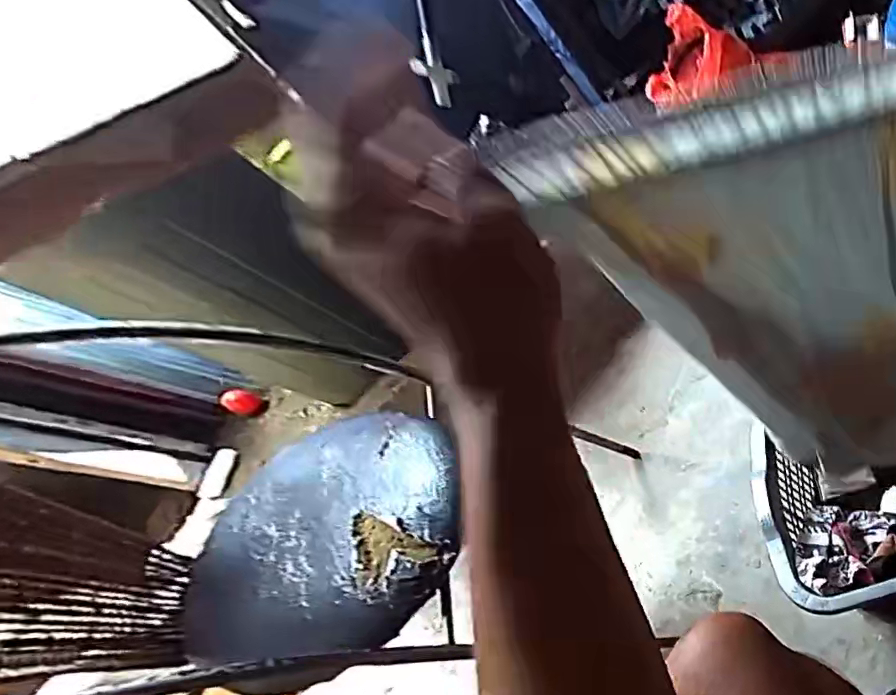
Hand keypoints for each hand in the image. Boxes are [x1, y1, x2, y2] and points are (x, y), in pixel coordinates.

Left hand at [286, 31, 561, 408]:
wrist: (500, 380)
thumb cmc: (503, 311)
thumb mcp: (499, 226)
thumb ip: (467, 170)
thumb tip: (449, 151)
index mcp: (349, 204)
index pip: (330, 108)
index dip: (362, 72)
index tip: (394, 50)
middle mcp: (333, 223)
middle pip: (338, 139)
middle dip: (378, 110)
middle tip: (416, 91)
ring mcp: (352, 250)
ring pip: (360, 175)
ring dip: (396, 150)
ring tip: (436, 139)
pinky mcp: (379, 270)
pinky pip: (378, 207)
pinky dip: (406, 187)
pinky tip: (441, 187)